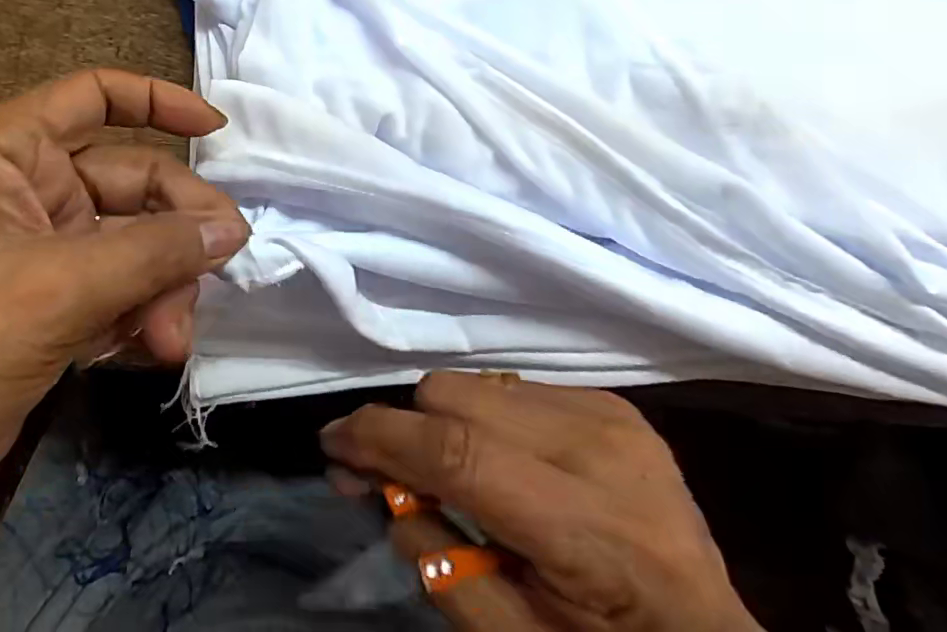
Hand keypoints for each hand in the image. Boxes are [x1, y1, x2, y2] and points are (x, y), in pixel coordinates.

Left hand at [0, 71, 248, 629]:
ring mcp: (38, 244)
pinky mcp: (50, 295)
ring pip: (134, 239)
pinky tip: (148, 347)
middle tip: (222, 262)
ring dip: (163, 284)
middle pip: (130, 181)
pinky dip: (142, 308)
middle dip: (175, 230)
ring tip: (172, 337)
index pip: (93, 95)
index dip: (159, 102)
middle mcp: (21, 187)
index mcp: (1, 152)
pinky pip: (121, 280)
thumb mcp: (62, 288)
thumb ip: (157, 251)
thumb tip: (234, 229)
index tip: (217, 131)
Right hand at [321, 372, 761, 631]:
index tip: (332, 442)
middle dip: (410, 430)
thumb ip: (441, 563)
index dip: (383, 439)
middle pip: (460, 396)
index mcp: (587, 524)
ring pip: (480, 383)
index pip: (460, 453)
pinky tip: (500, 463)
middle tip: (388, 476)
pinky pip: (515, 388)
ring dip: (447, 422)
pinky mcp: (614, 402)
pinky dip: (487, 419)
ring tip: (446, 472)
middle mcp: (600, 445)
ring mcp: (612, 414)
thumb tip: (382, 486)